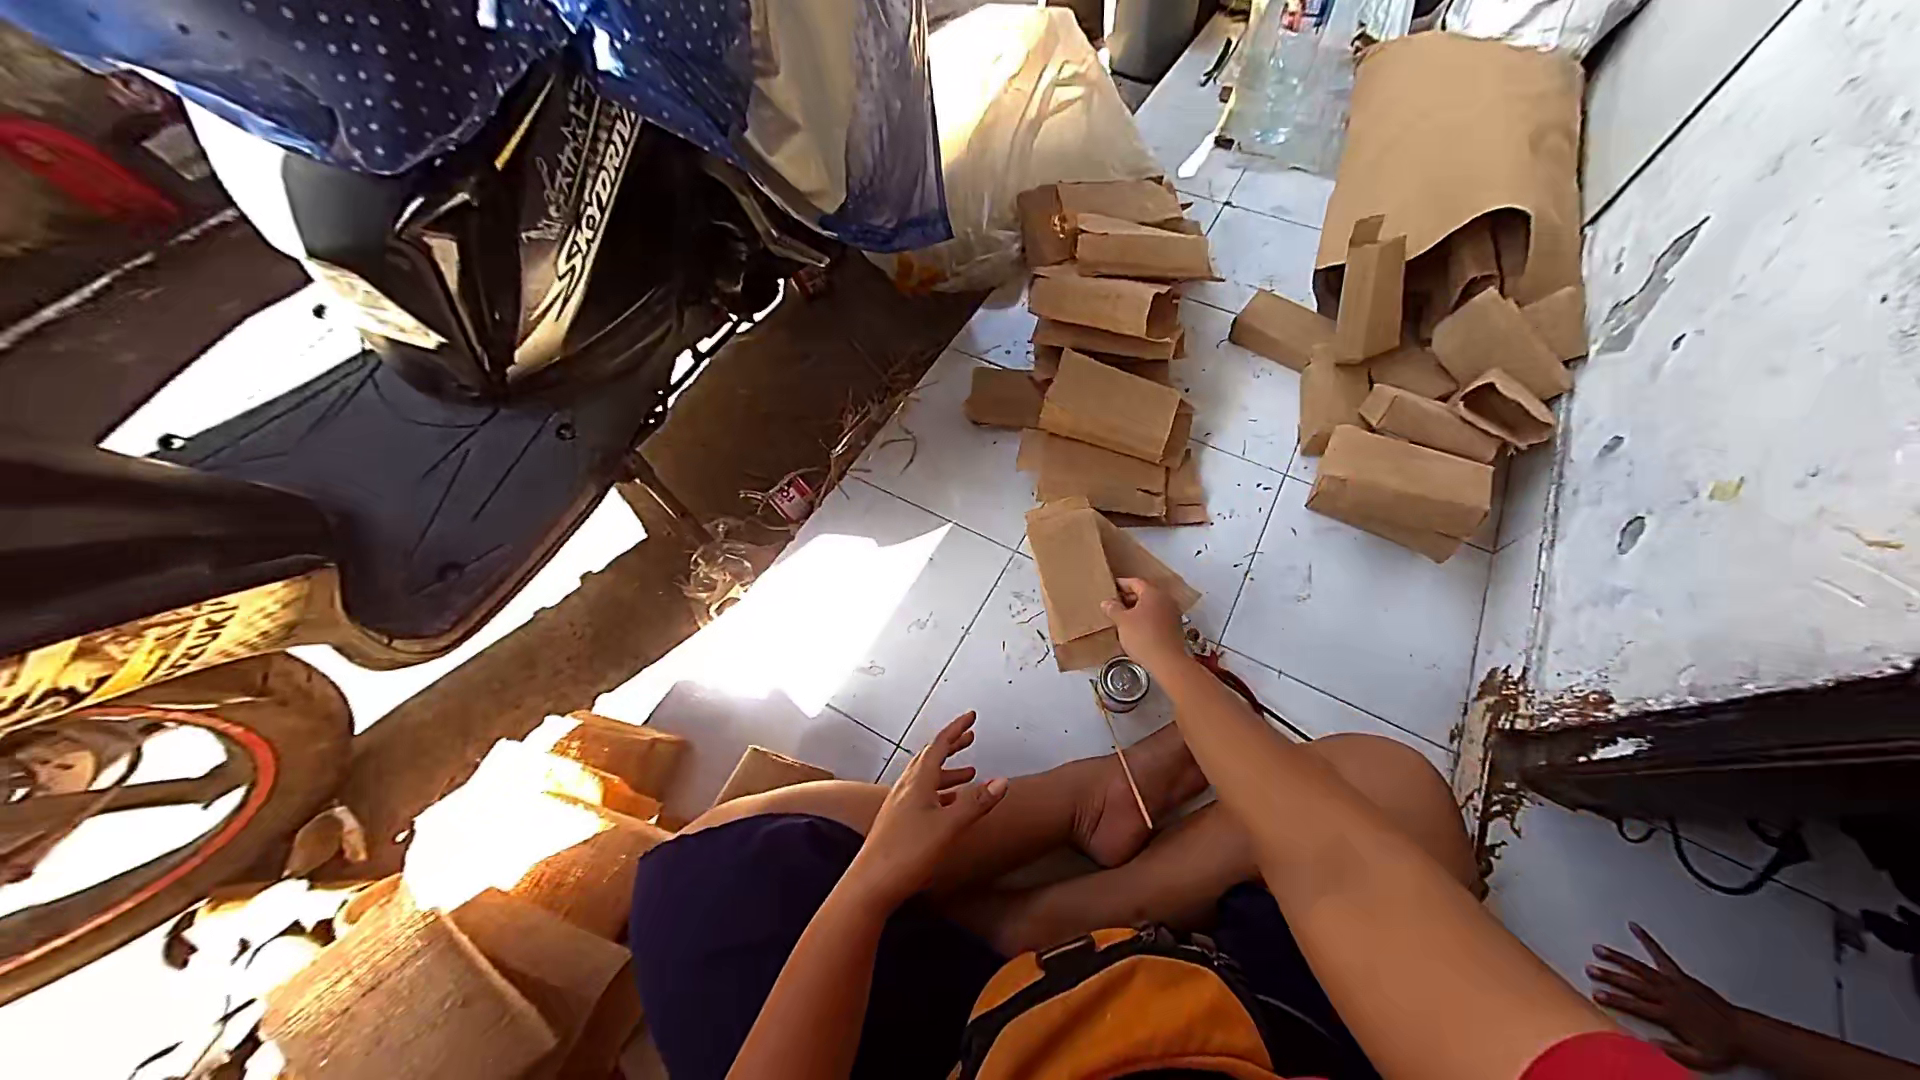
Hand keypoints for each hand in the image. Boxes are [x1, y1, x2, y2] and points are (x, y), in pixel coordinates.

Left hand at [843, 712, 1007, 910]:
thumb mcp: (948, 827)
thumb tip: (1001, 782)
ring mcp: (900, 806)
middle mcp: (906, 789)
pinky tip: (948, 806)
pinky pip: (923, 797)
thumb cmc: (904, 855)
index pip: (939, 745)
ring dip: (948, 771)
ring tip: (969, 772)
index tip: (970, 717)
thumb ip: (975, 804)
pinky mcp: (899, 824)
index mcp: (917, 783)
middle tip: (969, 736)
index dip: (956, 729)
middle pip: (931, 758)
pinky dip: (940, 793)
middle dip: (952, 745)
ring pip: (927, 778)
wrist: (869, 886)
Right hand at [1101, 577, 1188, 668]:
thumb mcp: (1122, 621)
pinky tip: (1135, 627)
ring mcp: (1172, 613)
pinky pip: (1157, 616)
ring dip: (1137, 608)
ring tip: (1122, 616)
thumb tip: (1106, 602)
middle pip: (1144, 593)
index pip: (1135, 582)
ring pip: (1151, 605)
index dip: (1121, 583)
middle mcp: (1165, 599)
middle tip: (1114, 603)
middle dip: (1129, 597)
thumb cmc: (1142, 636)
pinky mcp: (1174, 627)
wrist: (1166, 660)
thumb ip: (1113, 609)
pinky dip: (1145, 618)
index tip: (1111, 586)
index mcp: (1153, 593)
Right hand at [1588, 923, 1747, 1072]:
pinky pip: (1661, 955)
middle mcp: (1667, 996)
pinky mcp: (1680, 975)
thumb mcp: (1701, 1058)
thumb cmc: (1722, 1047)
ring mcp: (1673, 983)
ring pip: (1639, 968)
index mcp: (1669, 1015)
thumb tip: (1646, 1044)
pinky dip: (1647, 940)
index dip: (1614, 1000)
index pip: (1635, 1006)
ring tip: (1599, 949)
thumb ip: (1672, 1052)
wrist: (1746, 1035)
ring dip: (1618, 958)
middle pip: (1633, 983)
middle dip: (1609, 976)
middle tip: (1590, 969)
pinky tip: (1635, 928)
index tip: (1597, 995)